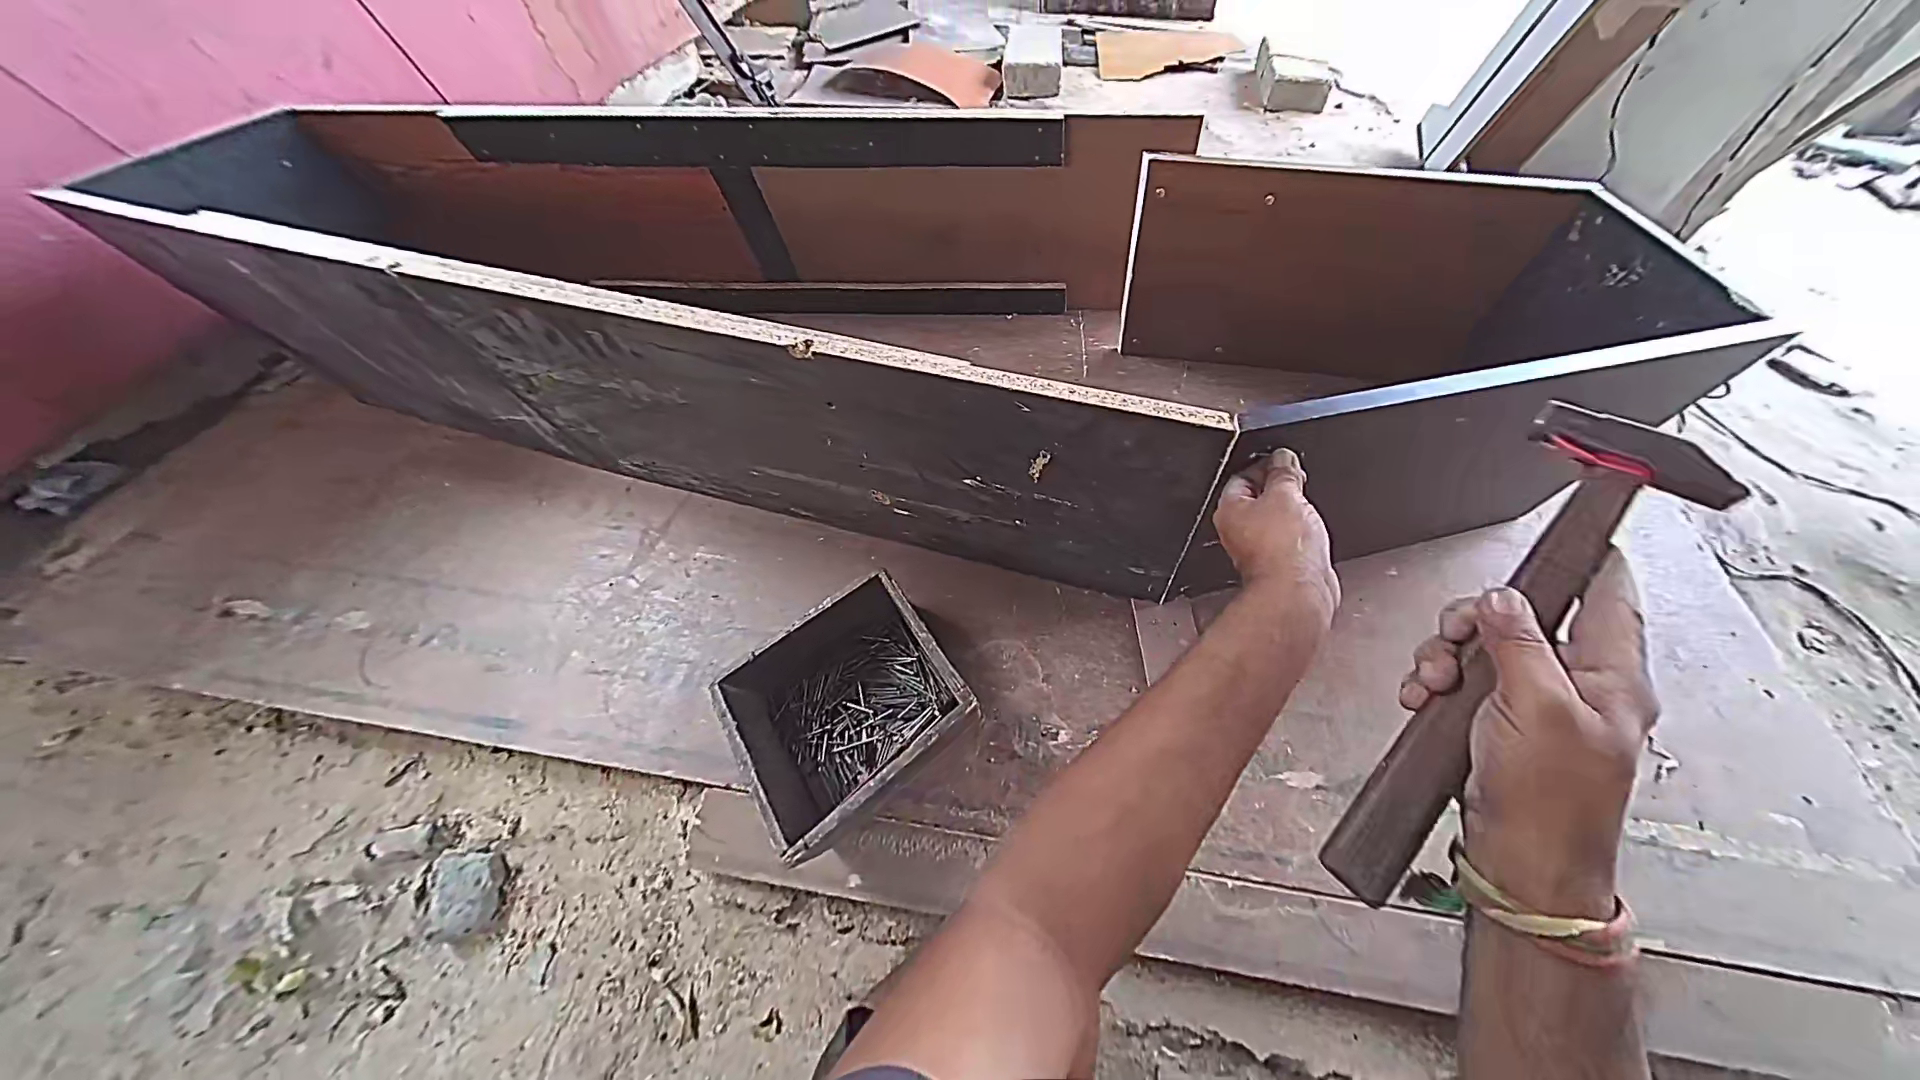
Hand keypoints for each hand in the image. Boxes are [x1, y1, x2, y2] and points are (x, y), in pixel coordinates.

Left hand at [1213, 449, 1339, 625]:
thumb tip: (1283, 457)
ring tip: (1305, 506)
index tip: (1284, 461)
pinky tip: (1309, 529)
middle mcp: (1236, 530)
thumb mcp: (1286, 495)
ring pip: (1272, 517)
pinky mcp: (1276, 560)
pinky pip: (1285, 536)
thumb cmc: (1283, 550)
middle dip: (1279, 487)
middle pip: (1257, 497)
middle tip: (1298, 482)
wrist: (1299, 590)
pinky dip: (1297, 529)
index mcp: (1228, 510)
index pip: (1241, 477)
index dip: (1264, 465)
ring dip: (1290, 509)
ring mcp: (1255, 547)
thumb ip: (1284, 472)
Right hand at [1398, 548, 1656, 918]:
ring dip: (1442, 655)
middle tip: (1454, 638)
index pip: (1612, 599)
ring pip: (1479, 645)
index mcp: (1608, 675)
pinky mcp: (1491, 715)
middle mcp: (1570, 680)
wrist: (1516, 854)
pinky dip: (1431, 681)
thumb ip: (1521, 645)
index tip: (1583, 533)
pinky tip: (1421, 697)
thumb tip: (1503, 598)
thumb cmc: (1548, 796)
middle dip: (1474, 621)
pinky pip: (1456, 676)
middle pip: (1519, 616)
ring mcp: (1528, 698)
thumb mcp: (1537, 707)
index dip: (1596, 563)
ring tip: (1430, 684)